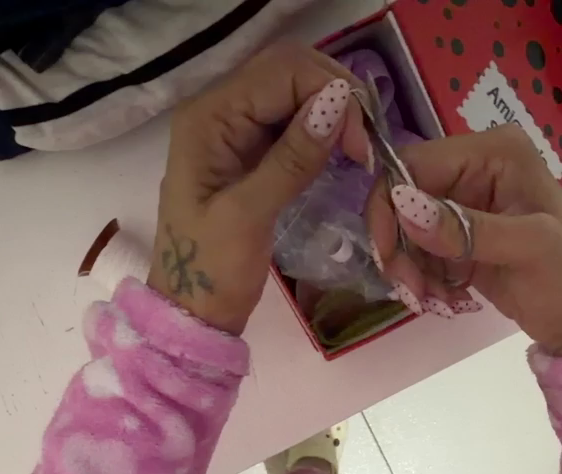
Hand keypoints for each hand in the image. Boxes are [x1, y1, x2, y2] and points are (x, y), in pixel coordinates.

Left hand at [147, 42, 371, 335]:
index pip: (280, 72)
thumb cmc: (212, 271)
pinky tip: (342, 154)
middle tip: (367, 145)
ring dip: (332, 114)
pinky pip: (290, 126)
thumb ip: (291, 160)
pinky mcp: (250, 157)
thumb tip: (337, 104)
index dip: (329, 94)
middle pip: (287, 74)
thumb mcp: (250, 216)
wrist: (194, 314)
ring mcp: (234, 134)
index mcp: (208, 119)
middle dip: (334, 97)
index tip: (362, 145)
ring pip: (293, 97)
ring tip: (360, 151)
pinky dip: (320, 132)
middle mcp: (218, 113)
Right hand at [365, 125, 561, 355]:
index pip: (415, 163)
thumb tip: (405, 207)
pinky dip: (423, 281)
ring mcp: (468, 206)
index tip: (390, 258)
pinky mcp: (462, 240)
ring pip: (407, 232)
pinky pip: (421, 254)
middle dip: (400, 249)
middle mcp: (477, 170)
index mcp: (495, 153)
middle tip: (413, 292)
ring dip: (411, 272)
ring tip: (436, 302)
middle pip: (403, 199)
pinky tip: (446, 301)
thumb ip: (467, 229)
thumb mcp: (527, 251)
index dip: (391, 208)